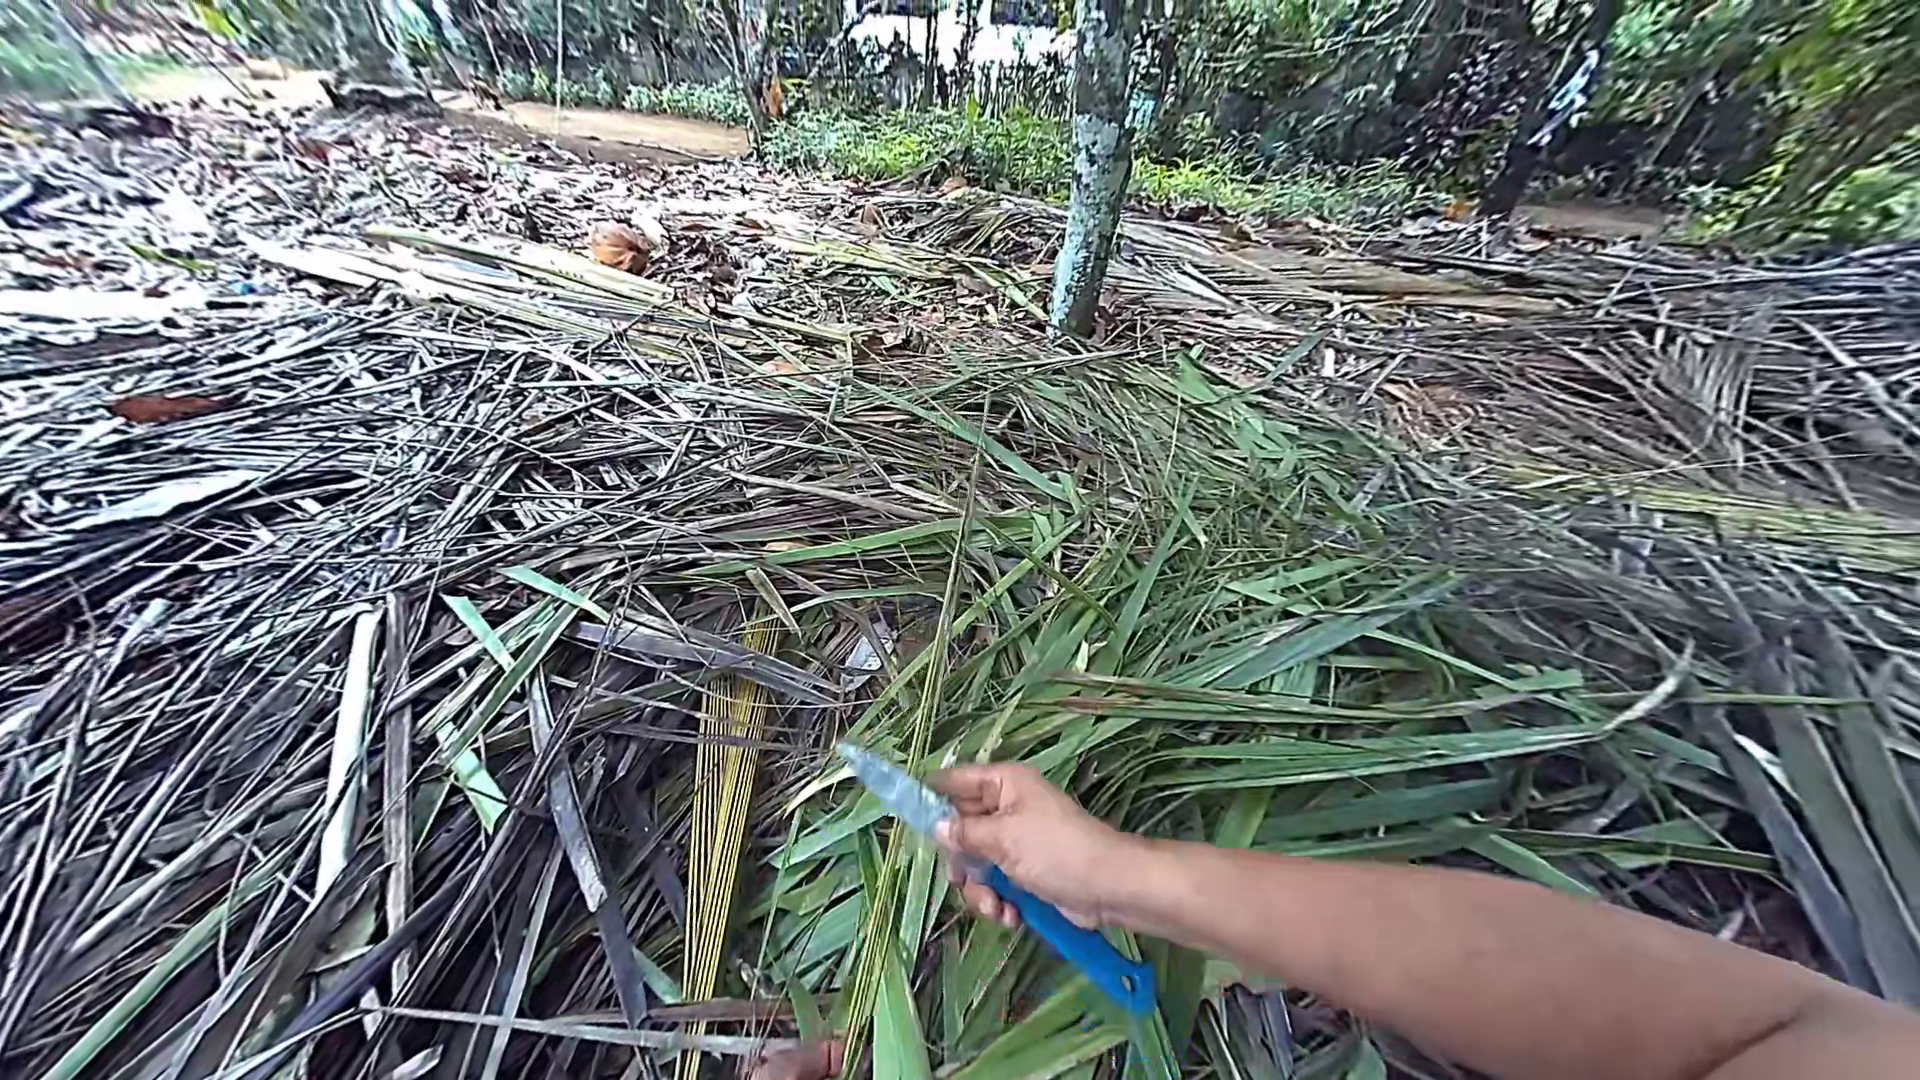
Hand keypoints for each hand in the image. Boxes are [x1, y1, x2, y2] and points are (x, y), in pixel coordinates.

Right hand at [929, 762, 1137, 929]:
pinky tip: (1011, 916)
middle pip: (961, 827)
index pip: (956, 781)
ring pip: (975, 860)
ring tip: (996, 907)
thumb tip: (936, 826)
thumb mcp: (1005, 838)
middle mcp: (1006, 806)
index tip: (908, 818)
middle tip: (963, 879)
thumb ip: (965, 833)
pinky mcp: (1024, 869)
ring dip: (980, 889)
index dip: (932, 796)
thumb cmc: (1056, 849)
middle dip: (961, 860)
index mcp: (1003, 783)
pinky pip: (995, 881)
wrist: (1108, 887)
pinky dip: (998, 900)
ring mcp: (1014, 839)